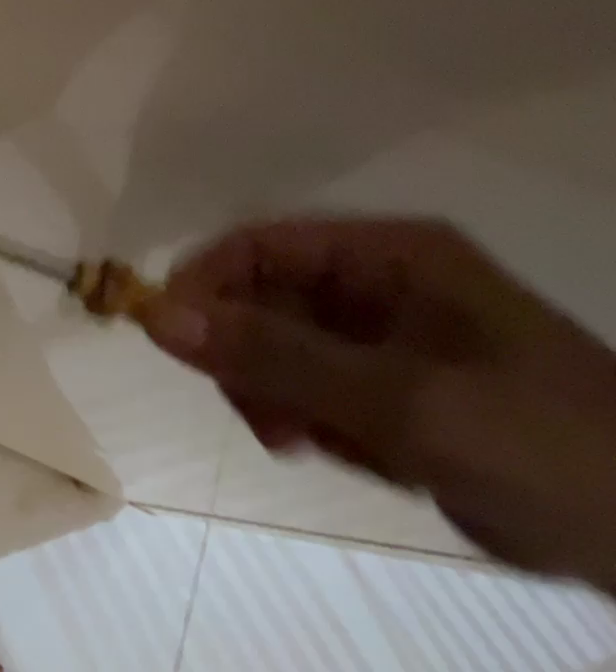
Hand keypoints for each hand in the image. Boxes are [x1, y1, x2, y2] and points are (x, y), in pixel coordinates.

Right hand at [145, 216, 615, 587]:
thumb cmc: (542, 447)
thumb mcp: (400, 401)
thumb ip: (274, 355)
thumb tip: (154, 316)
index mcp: (388, 257)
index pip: (255, 246)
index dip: (202, 285)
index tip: (169, 342)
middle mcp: (375, 284)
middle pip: (254, 298)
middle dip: (245, 358)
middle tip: (266, 419)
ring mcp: (378, 336)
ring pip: (269, 348)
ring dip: (271, 396)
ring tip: (306, 443)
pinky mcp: (382, 385)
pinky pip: (301, 387)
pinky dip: (301, 419)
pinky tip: (336, 450)